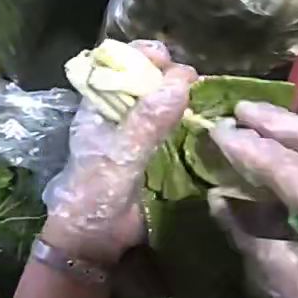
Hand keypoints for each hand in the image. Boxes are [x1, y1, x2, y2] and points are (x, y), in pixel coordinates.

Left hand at [42, 41, 197, 266]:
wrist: (94, 241)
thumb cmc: (95, 195)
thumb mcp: (120, 156)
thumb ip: (147, 122)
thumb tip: (181, 80)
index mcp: (99, 104)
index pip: (119, 62)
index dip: (143, 55)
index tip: (169, 62)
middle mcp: (118, 111)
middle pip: (146, 77)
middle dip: (169, 74)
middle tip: (192, 84)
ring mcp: (137, 131)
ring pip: (162, 100)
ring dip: (181, 96)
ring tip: (202, 99)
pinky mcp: (153, 151)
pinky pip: (173, 126)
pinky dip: (187, 119)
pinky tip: (203, 121)